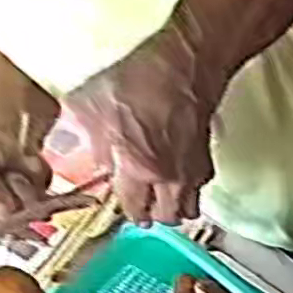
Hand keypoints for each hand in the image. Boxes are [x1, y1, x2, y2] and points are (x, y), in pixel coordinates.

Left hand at [64, 20, 216, 225]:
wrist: (178, 75)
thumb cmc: (133, 86)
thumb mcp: (86, 109)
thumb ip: (89, 144)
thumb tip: (91, 162)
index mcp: (139, 169)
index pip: (135, 209)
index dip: (126, 213)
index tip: (121, 212)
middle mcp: (171, 180)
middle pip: (170, 217)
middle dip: (155, 215)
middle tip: (141, 208)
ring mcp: (194, 175)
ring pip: (189, 209)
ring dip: (173, 207)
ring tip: (158, 196)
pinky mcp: (207, 166)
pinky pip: (197, 191)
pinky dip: (185, 191)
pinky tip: (173, 177)